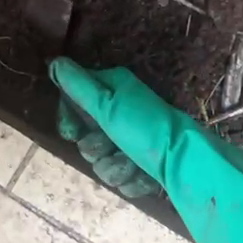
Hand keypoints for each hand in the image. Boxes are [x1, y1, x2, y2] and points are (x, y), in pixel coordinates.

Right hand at [49, 59, 196, 192]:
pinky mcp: (141, 165)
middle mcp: (120, 112)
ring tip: (132, 164)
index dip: (68, 119)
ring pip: (101, 160)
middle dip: (97, 148)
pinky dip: (130, 179)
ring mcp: (131, 140)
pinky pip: (120, 177)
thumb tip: (55, 62)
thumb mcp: (107, 105)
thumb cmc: (145, 130)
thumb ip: (77, 86)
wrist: (188, 165)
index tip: (71, 133)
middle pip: (85, 136)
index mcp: (112, 90)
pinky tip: (143, 175)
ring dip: (115, 167)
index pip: (74, 101)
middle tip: (111, 145)